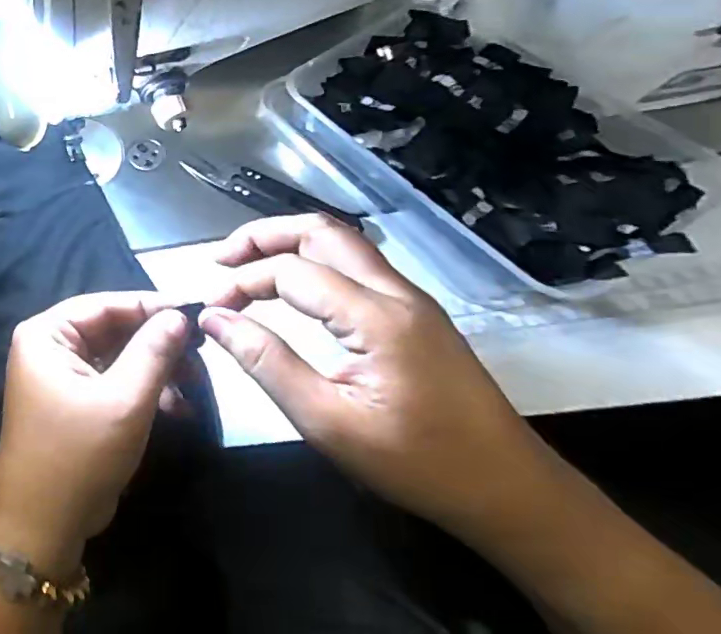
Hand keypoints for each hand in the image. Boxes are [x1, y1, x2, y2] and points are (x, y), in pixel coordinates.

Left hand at [0, 292, 191, 574]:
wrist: (41, 532)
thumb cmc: (78, 457)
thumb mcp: (125, 401)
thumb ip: (154, 351)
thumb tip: (180, 315)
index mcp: (48, 335)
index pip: (107, 304)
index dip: (152, 305)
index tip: (196, 310)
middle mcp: (50, 347)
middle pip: (114, 329)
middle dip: (159, 342)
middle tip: (202, 351)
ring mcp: (61, 375)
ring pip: (119, 356)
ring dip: (157, 368)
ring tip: (196, 383)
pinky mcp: (75, 402)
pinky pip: (115, 380)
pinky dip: (145, 390)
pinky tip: (179, 407)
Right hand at [200, 215, 548, 530]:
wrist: (509, 489)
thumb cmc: (418, 464)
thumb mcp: (330, 424)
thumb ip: (268, 364)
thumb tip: (216, 320)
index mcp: (376, 316)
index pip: (293, 271)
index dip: (244, 281)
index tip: (212, 307)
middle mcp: (395, 291)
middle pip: (320, 231)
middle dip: (264, 235)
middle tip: (222, 259)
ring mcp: (410, 297)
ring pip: (341, 240)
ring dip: (290, 242)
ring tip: (248, 263)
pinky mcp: (416, 310)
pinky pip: (357, 263)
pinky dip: (315, 259)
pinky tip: (295, 284)